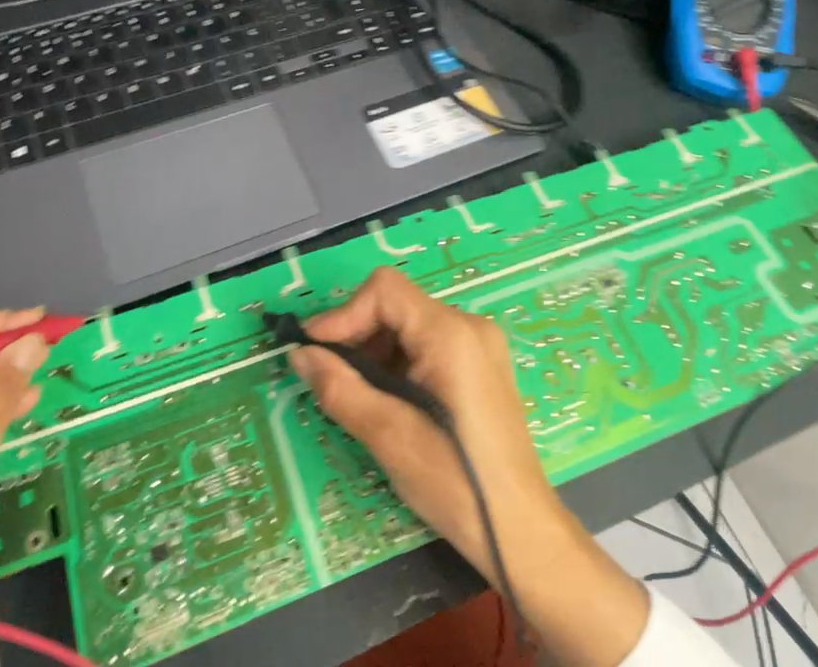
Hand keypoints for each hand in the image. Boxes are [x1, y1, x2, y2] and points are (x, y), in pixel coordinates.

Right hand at [292, 269, 652, 666]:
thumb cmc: (453, 481)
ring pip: (410, 325)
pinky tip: (389, 400)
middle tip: (332, 378)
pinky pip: (429, 345)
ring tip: (360, 395)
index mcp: (451, 334)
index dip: (343, 314)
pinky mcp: (481, 367)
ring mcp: (480, 346)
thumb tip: (300, 355)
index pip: (384, 290)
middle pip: (397, 304)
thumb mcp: (387, 434)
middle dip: (357, 335)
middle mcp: (470, 326)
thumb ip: (339, 387)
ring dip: (375, 351)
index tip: (315, 352)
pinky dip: (399, 362)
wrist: (517, 527)